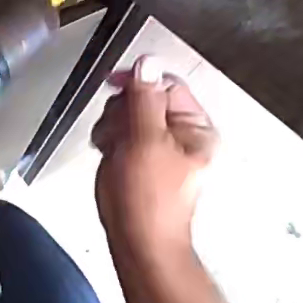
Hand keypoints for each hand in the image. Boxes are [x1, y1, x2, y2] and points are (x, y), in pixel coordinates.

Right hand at [92, 54, 217, 256]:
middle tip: (119, 134)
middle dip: (122, 111)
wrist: (135, 239)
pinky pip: (116, 129)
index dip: (138, 82)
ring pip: (124, 112)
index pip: (165, 85)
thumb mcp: (146, 141)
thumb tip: (147, 62)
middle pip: (141, 96)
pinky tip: (108, 153)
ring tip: (113, 149)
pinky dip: (107, 138)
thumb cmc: (147, 195)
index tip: (113, 85)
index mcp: (195, 127)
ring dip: (111, 125)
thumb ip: (144, 99)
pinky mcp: (134, 154)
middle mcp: (178, 132)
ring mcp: (155, 144)